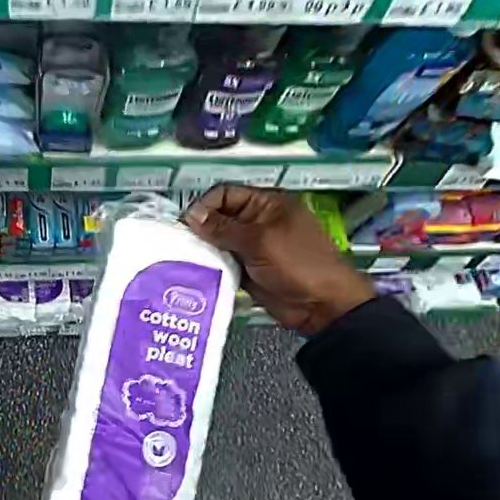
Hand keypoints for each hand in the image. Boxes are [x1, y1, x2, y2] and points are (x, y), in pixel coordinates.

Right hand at [184, 185, 374, 335]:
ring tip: (181, 257)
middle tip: (178, 242)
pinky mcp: (247, 270)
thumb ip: (223, 228)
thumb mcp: (259, 241)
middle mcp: (257, 222)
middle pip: (219, 218)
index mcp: (266, 204)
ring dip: (203, 249)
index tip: (185, 223)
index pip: (226, 194)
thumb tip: (192, 216)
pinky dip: (210, 266)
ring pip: (218, 242)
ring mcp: (252, 247)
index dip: (205, 205)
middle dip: (200, 228)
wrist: (321, 306)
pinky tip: (192, 272)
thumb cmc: (298, 264)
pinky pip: (223, 263)